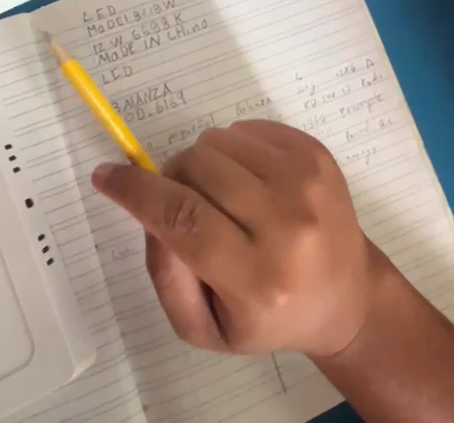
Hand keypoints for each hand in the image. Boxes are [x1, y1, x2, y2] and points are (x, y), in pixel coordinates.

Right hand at [91, 119, 377, 356]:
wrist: (346, 295)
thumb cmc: (269, 316)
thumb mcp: (206, 327)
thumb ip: (166, 275)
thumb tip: (149, 210)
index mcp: (258, 279)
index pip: (184, 220)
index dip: (137, 192)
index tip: (107, 175)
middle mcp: (289, 226)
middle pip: (197, 169)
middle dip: (172, 177)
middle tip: (182, 202)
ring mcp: (308, 183)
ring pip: (219, 140)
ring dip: (205, 163)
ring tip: (224, 198)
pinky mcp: (318, 155)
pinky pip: (246, 127)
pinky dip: (234, 148)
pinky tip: (250, 182)